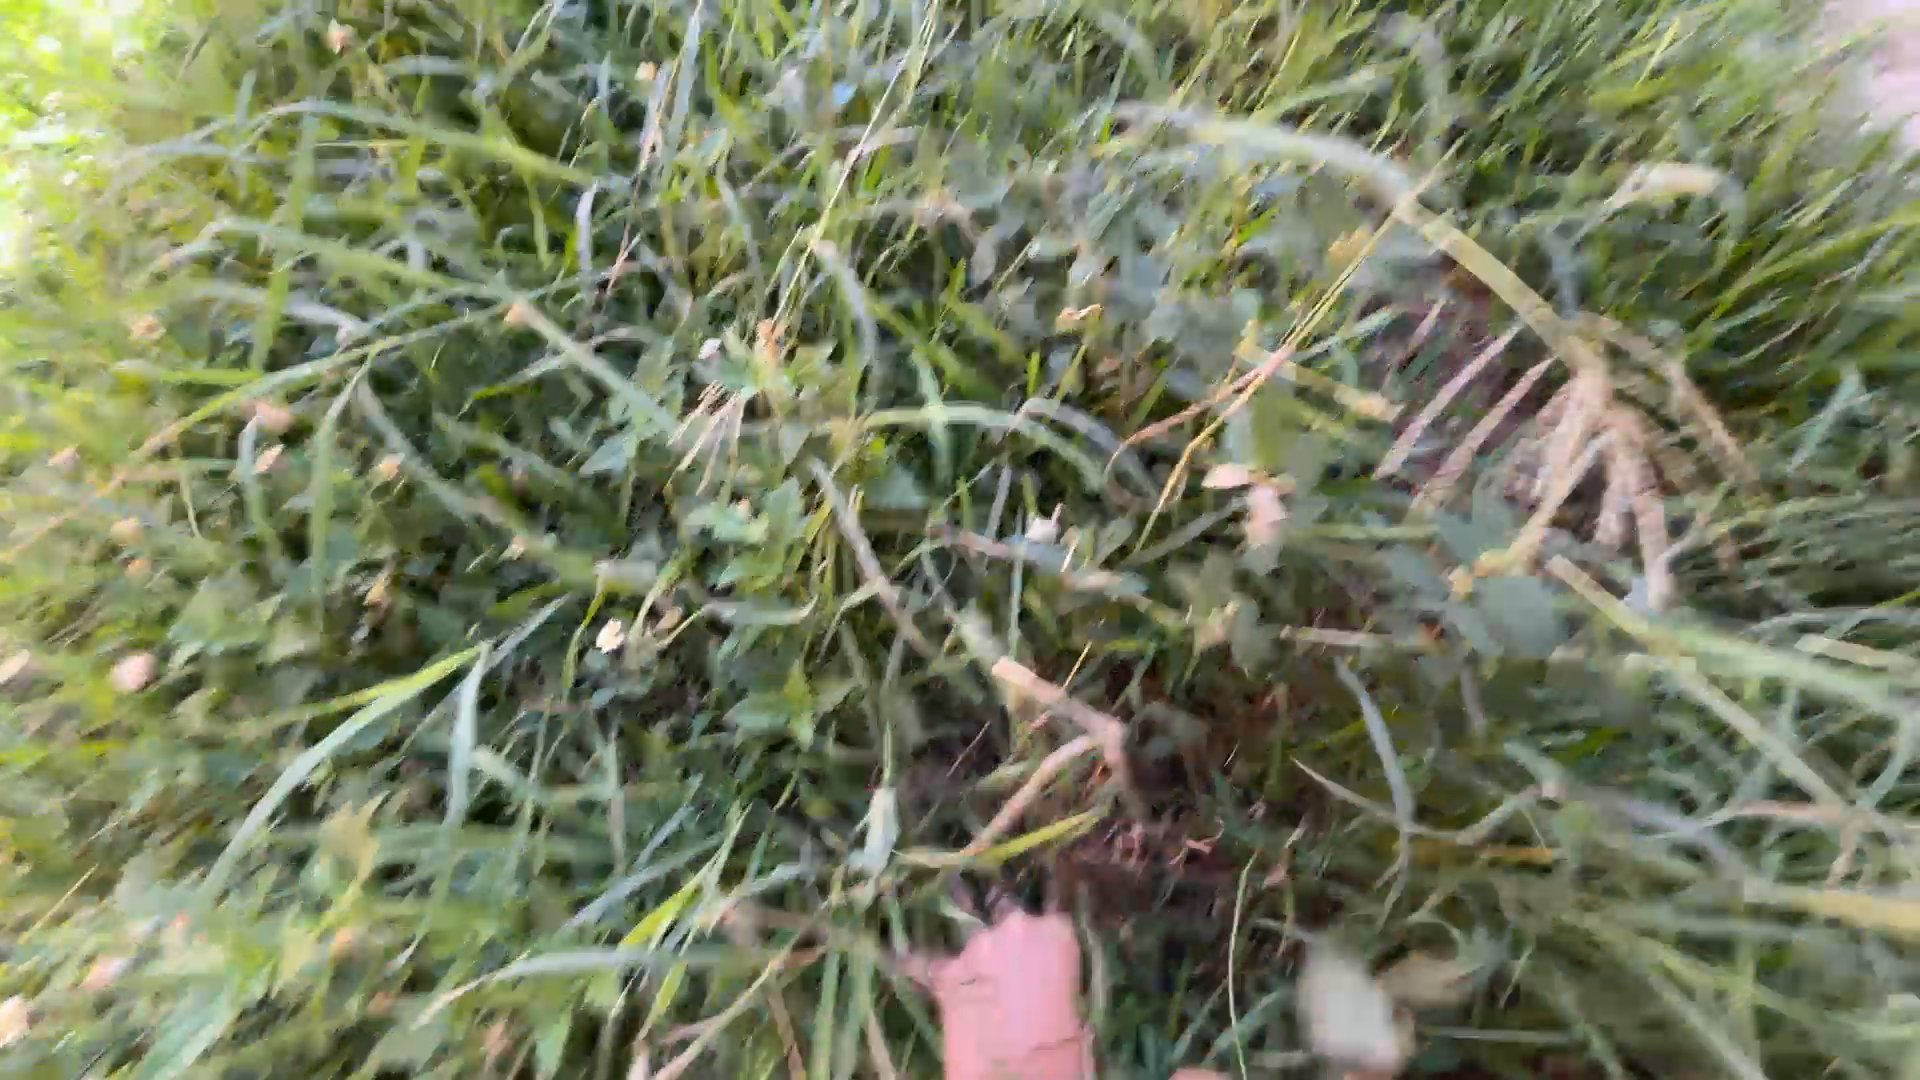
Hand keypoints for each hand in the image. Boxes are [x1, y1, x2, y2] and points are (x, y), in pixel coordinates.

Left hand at [920, 906, 1089, 1079]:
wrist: (1020, 1079)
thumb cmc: (1062, 1050)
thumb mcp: (1073, 1002)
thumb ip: (1056, 968)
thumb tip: (1044, 971)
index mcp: (1057, 930)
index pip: (1050, 918)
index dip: (1042, 939)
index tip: (1040, 954)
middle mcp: (1016, 924)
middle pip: (1010, 921)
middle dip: (1009, 944)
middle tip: (1011, 975)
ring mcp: (979, 944)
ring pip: (977, 942)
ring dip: (978, 958)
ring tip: (981, 988)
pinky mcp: (948, 971)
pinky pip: (925, 960)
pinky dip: (915, 962)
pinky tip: (900, 958)